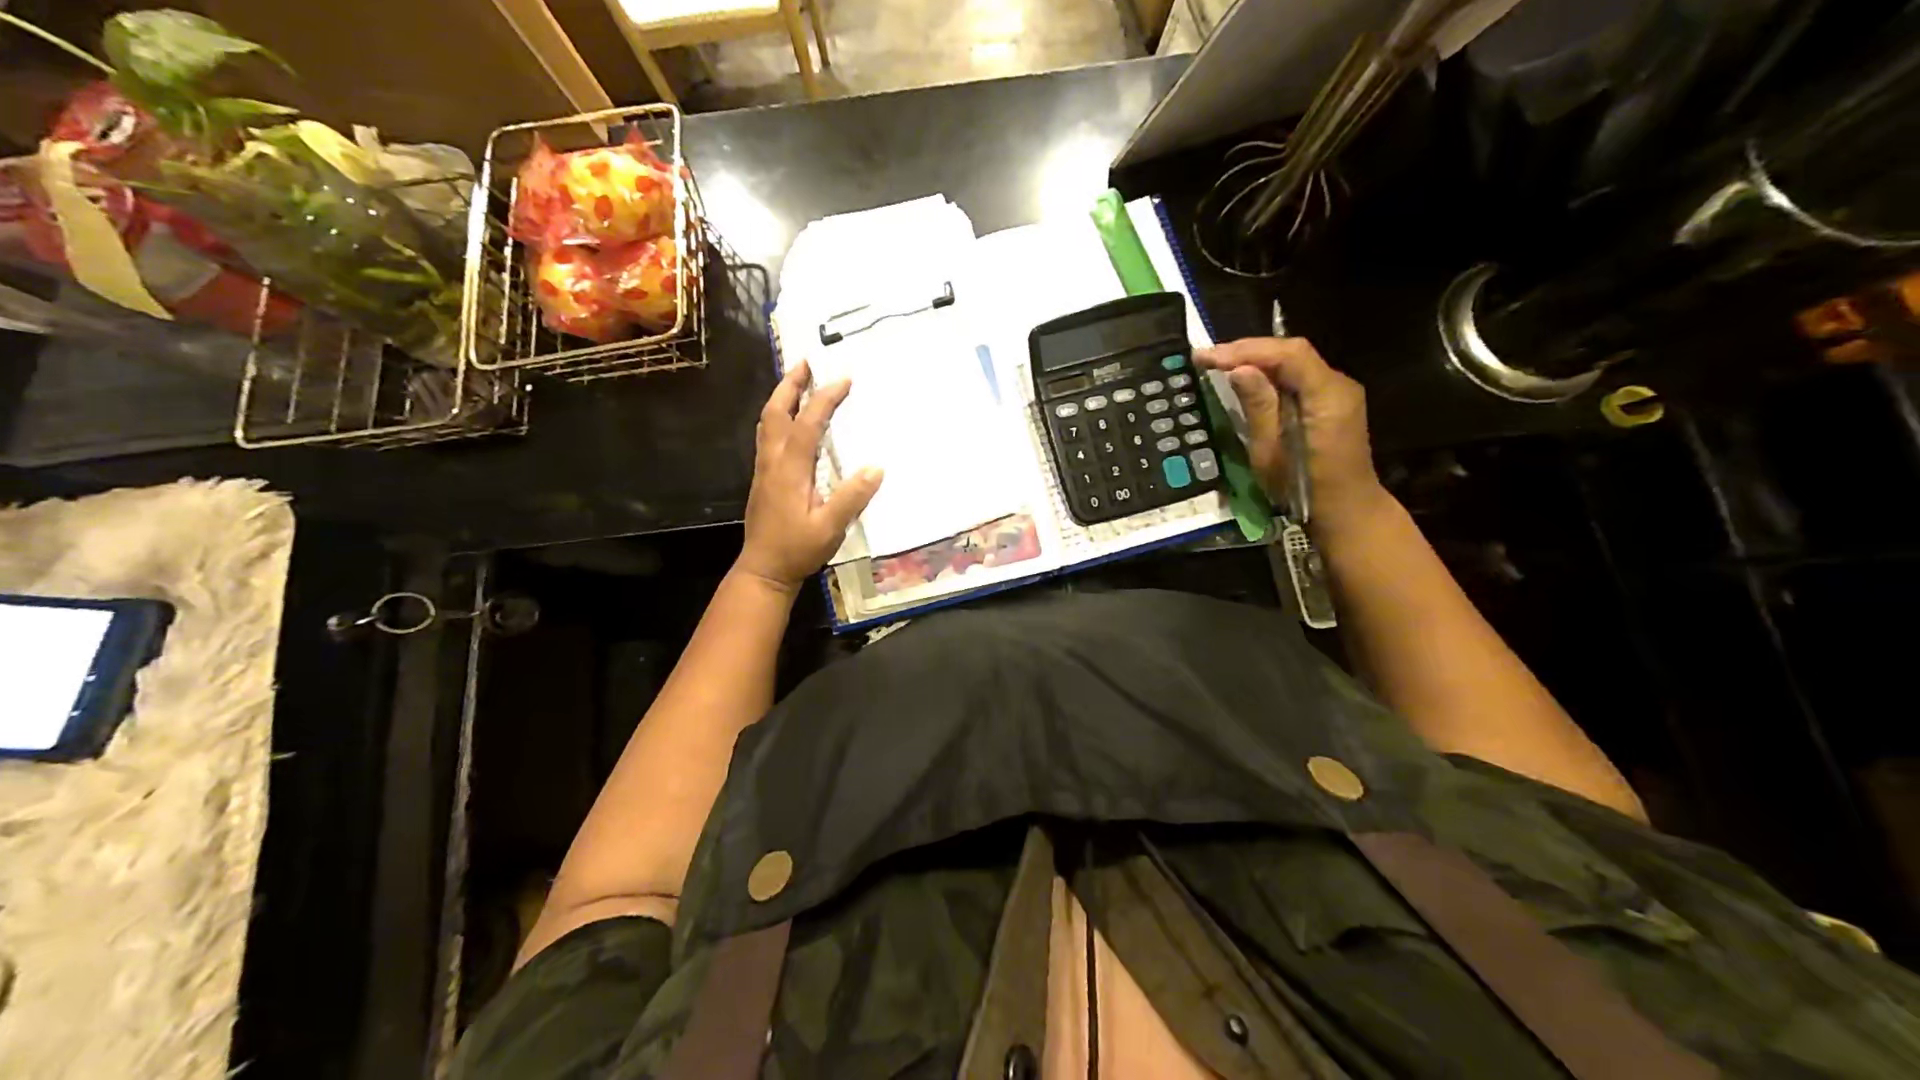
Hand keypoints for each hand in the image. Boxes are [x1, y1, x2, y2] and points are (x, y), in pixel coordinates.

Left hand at [735, 360, 884, 593]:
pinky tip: (789, 419)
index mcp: (789, 470)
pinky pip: (767, 435)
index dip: (824, 399)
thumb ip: (851, 498)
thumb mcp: (830, 528)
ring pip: (766, 422)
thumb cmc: (797, 549)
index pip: (807, 424)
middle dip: (790, 384)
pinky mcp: (763, 478)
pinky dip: (778, 415)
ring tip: (796, 380)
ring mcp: (764, 469)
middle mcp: (772, 462)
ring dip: (781, 397)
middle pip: (775, 412)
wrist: (763, 570)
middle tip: (806, 362)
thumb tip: (876, 468)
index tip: (843, 379)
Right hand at [1195, 337, 1388, 536]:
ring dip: (1256, 358)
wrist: (1345, 512)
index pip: (1289, 355)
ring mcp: (1338, 392)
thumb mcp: (1271, 453)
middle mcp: (1339, 385)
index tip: (1207, 357)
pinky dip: (1269, 372)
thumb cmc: (1304, 490)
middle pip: (1293, 352)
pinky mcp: (1330, 402)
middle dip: (1248, 350)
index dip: (1246, 350)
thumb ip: (1259, 406)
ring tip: (1218, 363)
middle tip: (1207, 357)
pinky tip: (1245, 377)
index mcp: (1328, 397)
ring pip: (1294, 361)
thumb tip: (1239, 370)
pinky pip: (1297, 376)